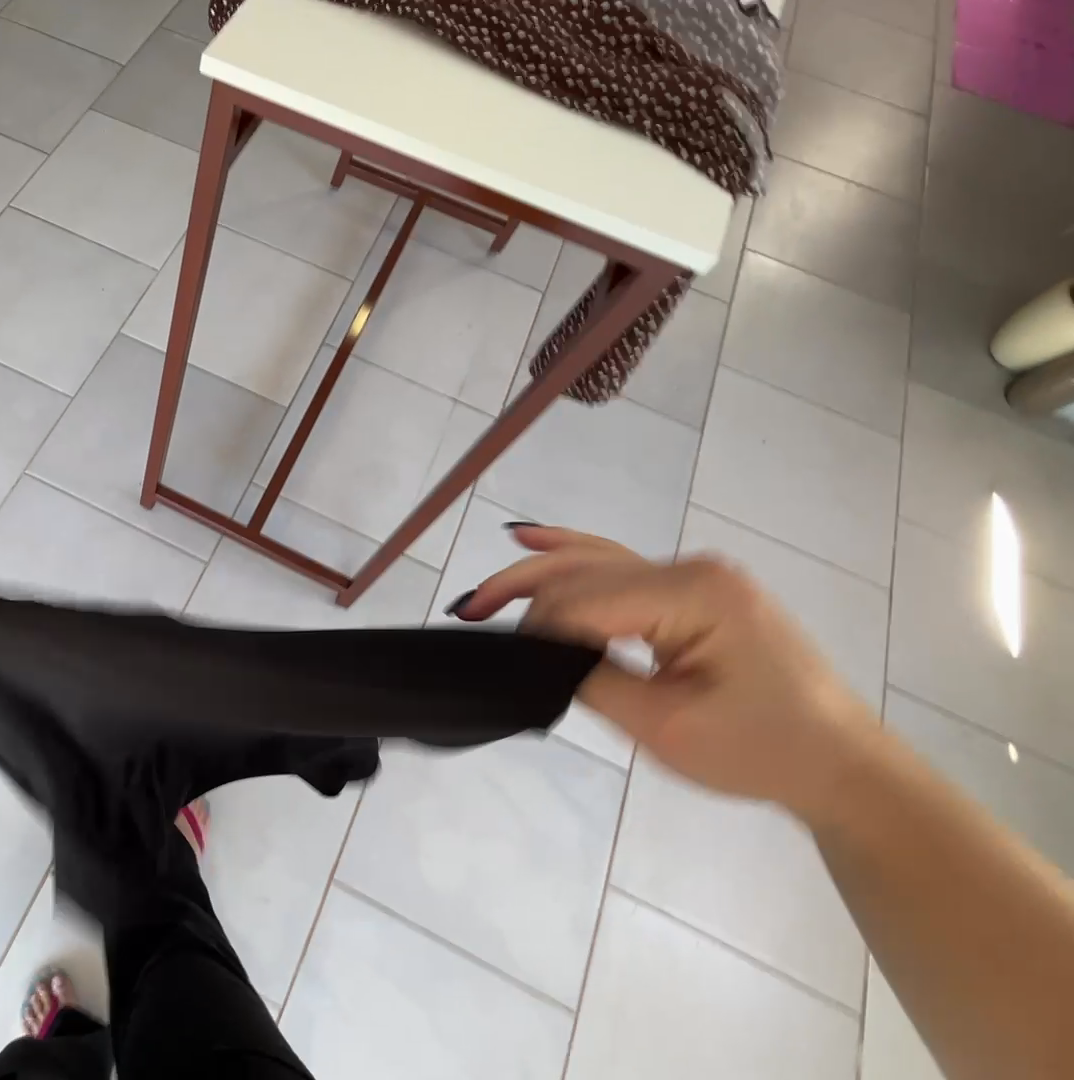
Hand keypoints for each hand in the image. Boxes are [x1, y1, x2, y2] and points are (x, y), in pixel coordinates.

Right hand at [454, 526, 877, 815]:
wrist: (840, 767)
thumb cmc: (760, 751)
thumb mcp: (662, 725)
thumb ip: (588, 677)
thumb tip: (536, 653)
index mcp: (694, 594)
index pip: (584, 602)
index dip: (535, 632)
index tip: (508, 666)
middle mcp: (692, 569)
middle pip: (582, 572)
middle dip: (522, 594)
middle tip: (466, 615)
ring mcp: (694, 576)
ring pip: (593, 563)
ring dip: (536, 576)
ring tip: (480, 596)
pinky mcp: (691, 591)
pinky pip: (618, 566)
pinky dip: (571, 555)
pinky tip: (530, 537)